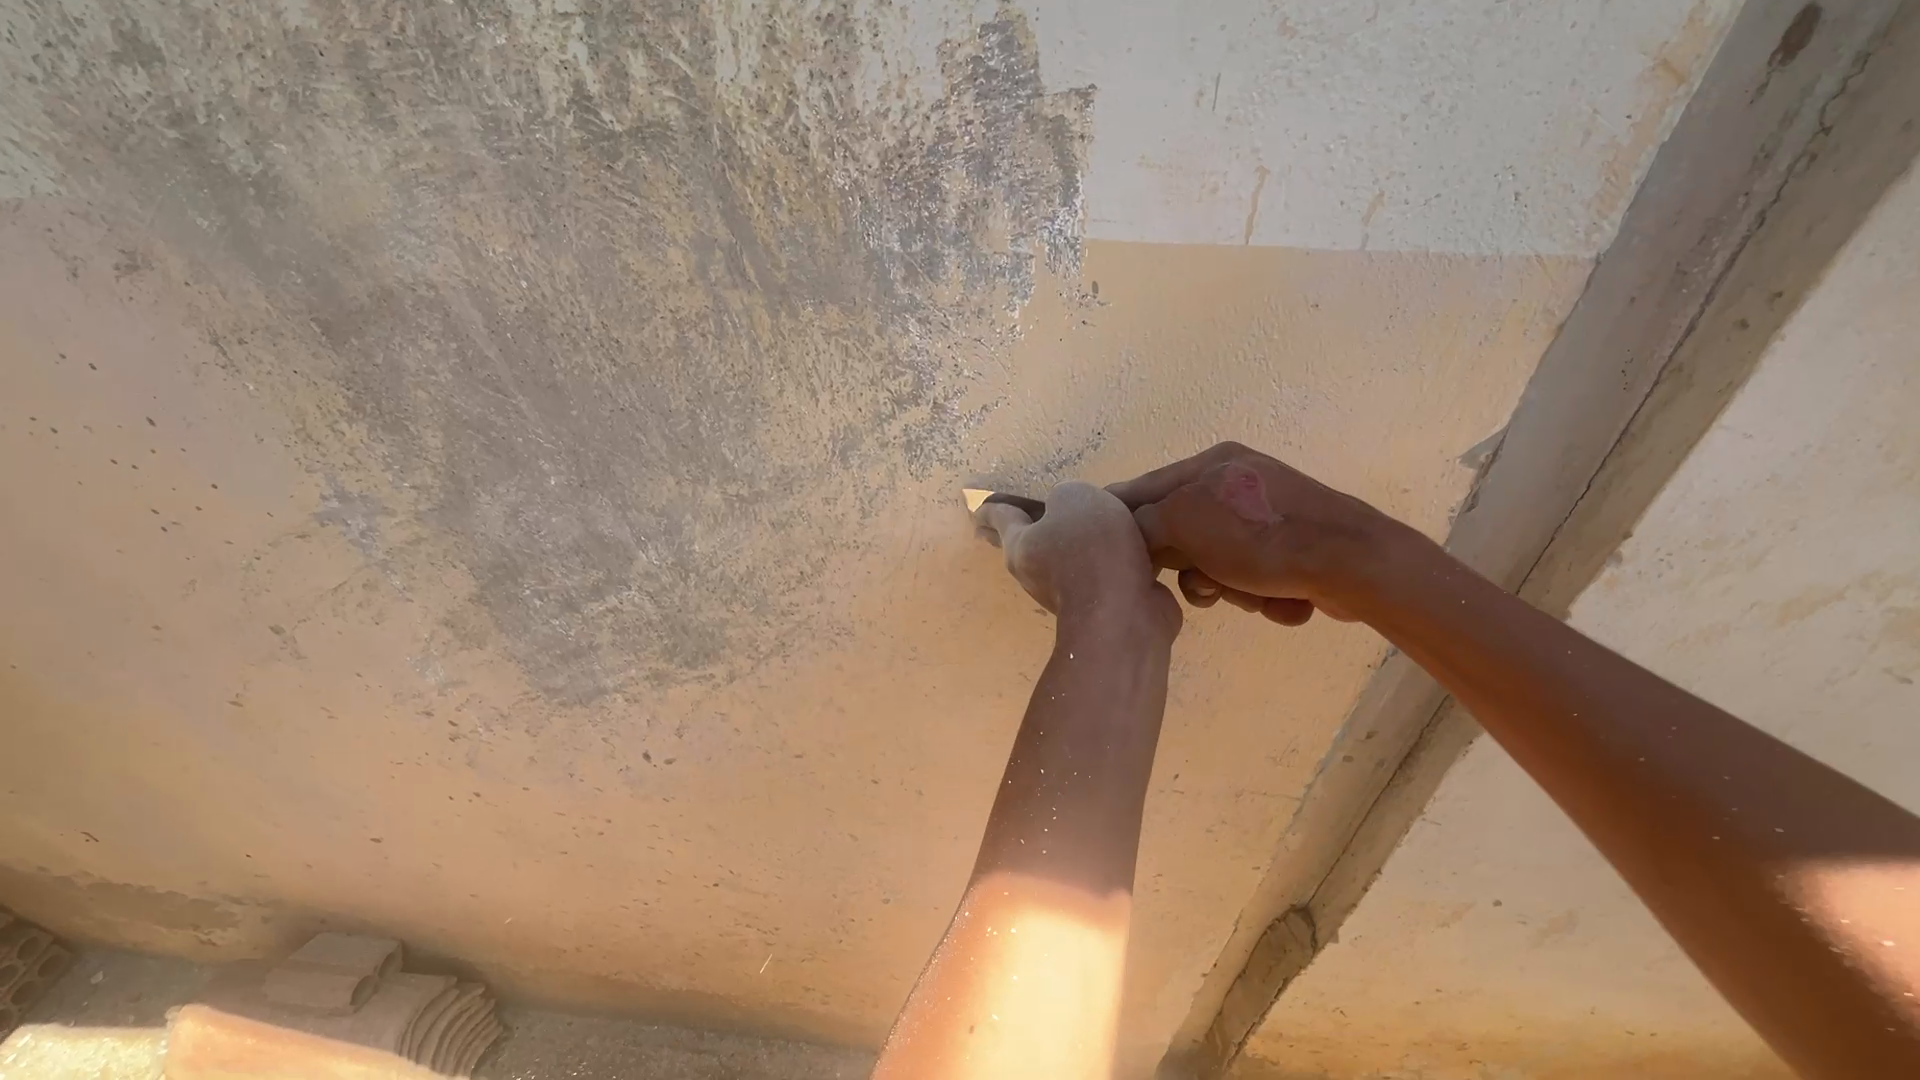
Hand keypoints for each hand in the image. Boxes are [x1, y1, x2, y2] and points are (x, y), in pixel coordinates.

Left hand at [974, 481, 1180, 636]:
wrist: (1123, 612)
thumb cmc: (1090, 545)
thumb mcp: (1075, 498)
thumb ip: (1064, 498)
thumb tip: (1065, 514)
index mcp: (1019, 543)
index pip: (1001, 519)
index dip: (990, 511)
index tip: (976, 514)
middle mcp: (1031, 574)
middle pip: (1019, 546)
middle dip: (1008, 536)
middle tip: (990, 532)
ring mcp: (1058, 597)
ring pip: (1049, 563)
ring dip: (1051, 550)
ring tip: (1059, 539)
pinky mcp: (1088, 610)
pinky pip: (1079, 578)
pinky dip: (1080, 566)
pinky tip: (1094, 561)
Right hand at [1107, 442, 1418, 625]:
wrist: (1352, 564)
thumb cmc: (1258, 536)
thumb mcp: (1183, 521)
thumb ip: (1143, 523)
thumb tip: (1131, 534)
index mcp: (1213, 463)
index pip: (1145, 489)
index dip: (1121, 519)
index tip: (1104, 552)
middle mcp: (1239, 484)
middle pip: (1181, 532)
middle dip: (1188, 566)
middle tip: (1201, 582)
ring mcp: (1269, 518)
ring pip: (1216, 563)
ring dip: (1226, 587)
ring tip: (1249, 595)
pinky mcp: (1294, 551)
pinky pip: (1252, 578)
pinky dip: (1259, 595)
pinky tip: (1280, 600)